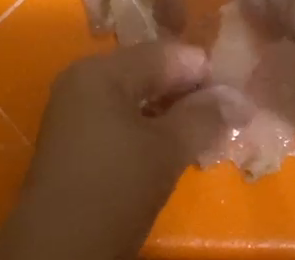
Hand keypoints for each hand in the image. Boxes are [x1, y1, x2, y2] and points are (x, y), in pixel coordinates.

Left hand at [0, 41, 251, 259]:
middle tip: (228, 114)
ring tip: (206, 132)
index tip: (238, 91)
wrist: (56, 248)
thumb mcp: (165, 152)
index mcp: (100, 70)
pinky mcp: (74, 140)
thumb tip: (238, 97)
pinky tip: (172, 148)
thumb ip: (202, 118)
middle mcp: (83, 79)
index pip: (162, 54)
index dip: (202, 69)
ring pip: (133, 98)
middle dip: (187, 91)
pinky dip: (147, 128)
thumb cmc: (113, 188)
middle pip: (146, 72)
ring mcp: (74, 110)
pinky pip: (118, 119)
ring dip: (169, 113)